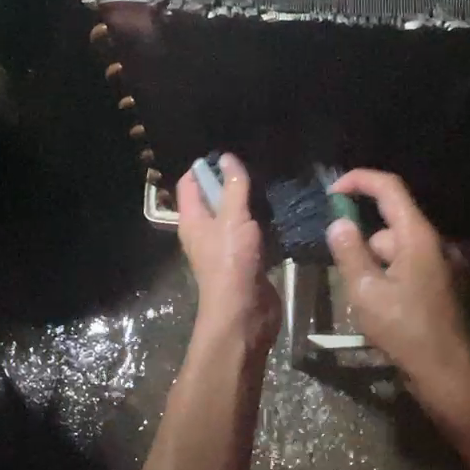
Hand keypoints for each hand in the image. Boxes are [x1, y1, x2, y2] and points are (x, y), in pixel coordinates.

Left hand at [176, 154, 277, 357]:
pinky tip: (280, 210)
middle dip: (231, 182)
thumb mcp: (233, 219)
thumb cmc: (231, 263)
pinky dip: (263, 223)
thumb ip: (233, 188)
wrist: (245, 314)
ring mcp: (226, 247)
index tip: (229, 155)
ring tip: (271, 183)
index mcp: (192, 220)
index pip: (189, 184)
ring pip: (235, 216)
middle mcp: (205, 232)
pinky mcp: (246, 260)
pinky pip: (252, 234)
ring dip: (250, 203)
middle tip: (256, 166)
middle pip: (213, 198)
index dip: (204, 167)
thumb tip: (227, 158)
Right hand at [326, 170, 469, 387]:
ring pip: (396, 250)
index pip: (389, 188)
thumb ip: (349, 252)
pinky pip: (407, 268)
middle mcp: (434, 244)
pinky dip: (388, 278)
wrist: (448, 375)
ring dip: (374, 265)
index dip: (359, 181)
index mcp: (418, 237)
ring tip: (362, 301)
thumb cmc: (405, 331)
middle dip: (362, 241)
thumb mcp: (366, 291)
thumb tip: (339, 223)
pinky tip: (380, 310)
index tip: (331, 192)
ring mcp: (440, 266)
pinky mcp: (440, 287)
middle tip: (343, 272)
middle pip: (389, 223)